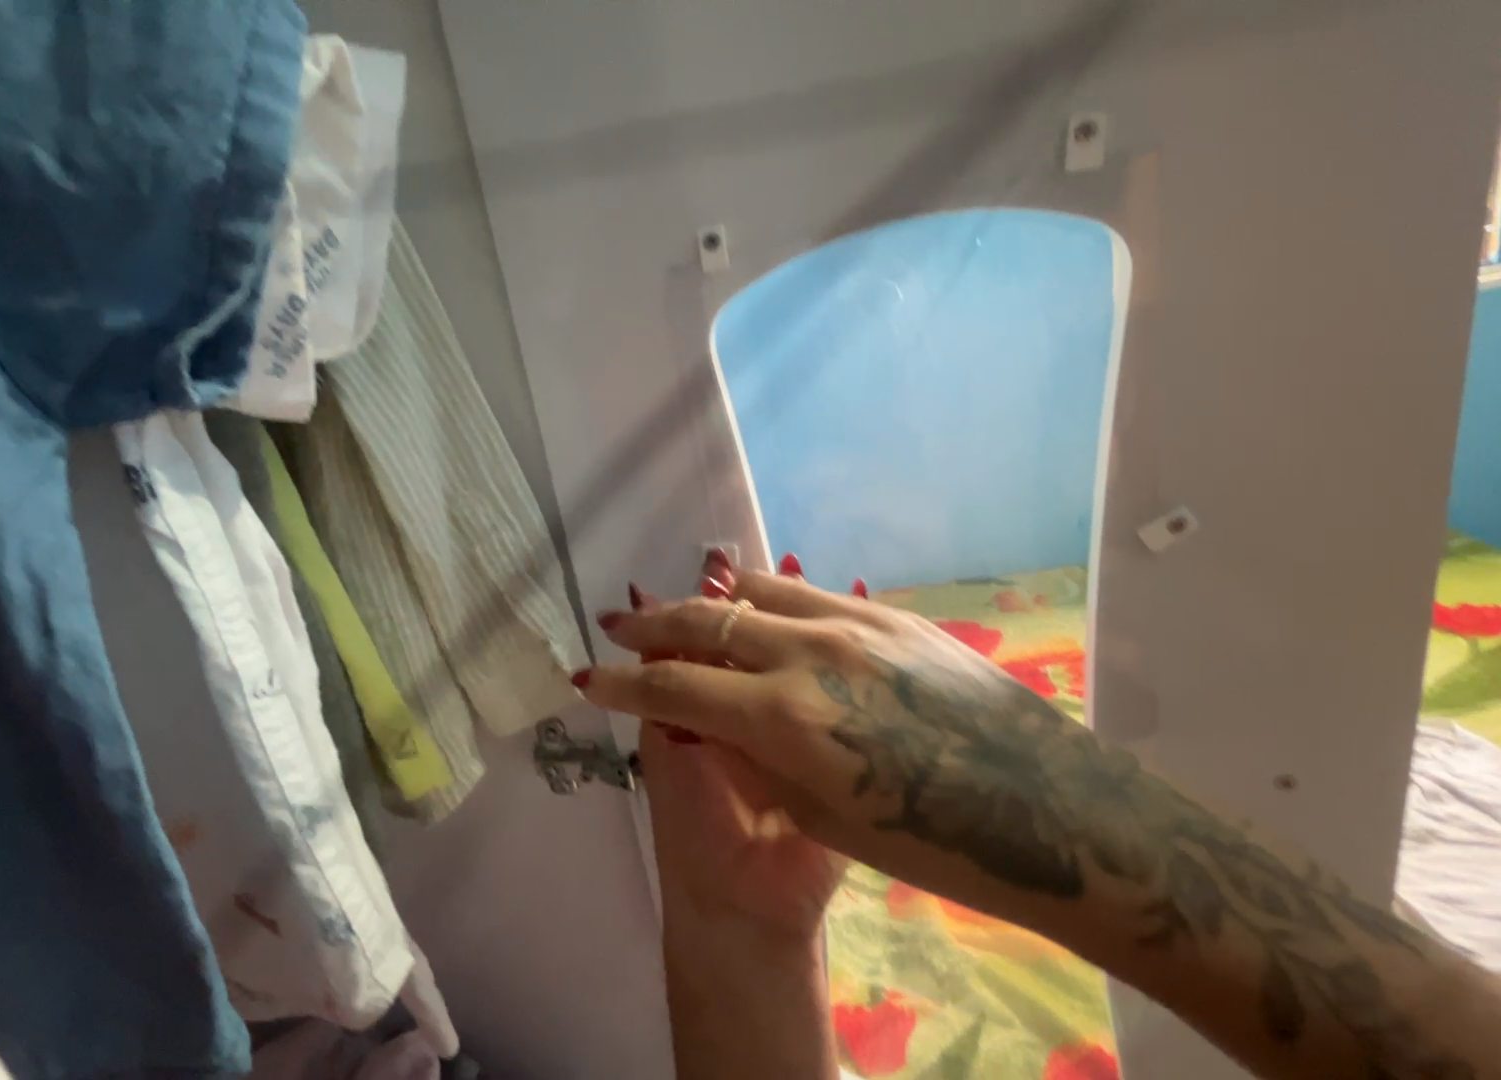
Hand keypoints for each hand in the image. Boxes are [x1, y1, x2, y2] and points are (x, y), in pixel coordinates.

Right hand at [582, 553, 1113, 923]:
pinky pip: (808, 593)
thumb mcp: (817, 813)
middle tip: (616, 623)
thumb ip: (750, 753)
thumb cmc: (930, 844)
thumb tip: (705, 714)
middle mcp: (809, 655)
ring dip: (706, 599)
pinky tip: (756, 601)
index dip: (623, 684)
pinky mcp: (892, 615)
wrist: (1057, 817)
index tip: (591, 680)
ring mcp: (854, 624)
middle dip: (651, 624)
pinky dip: (766, 595)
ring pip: (755, 591)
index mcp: (784, 720)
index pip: (675, 687)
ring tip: (680, 604)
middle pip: (704, 622)